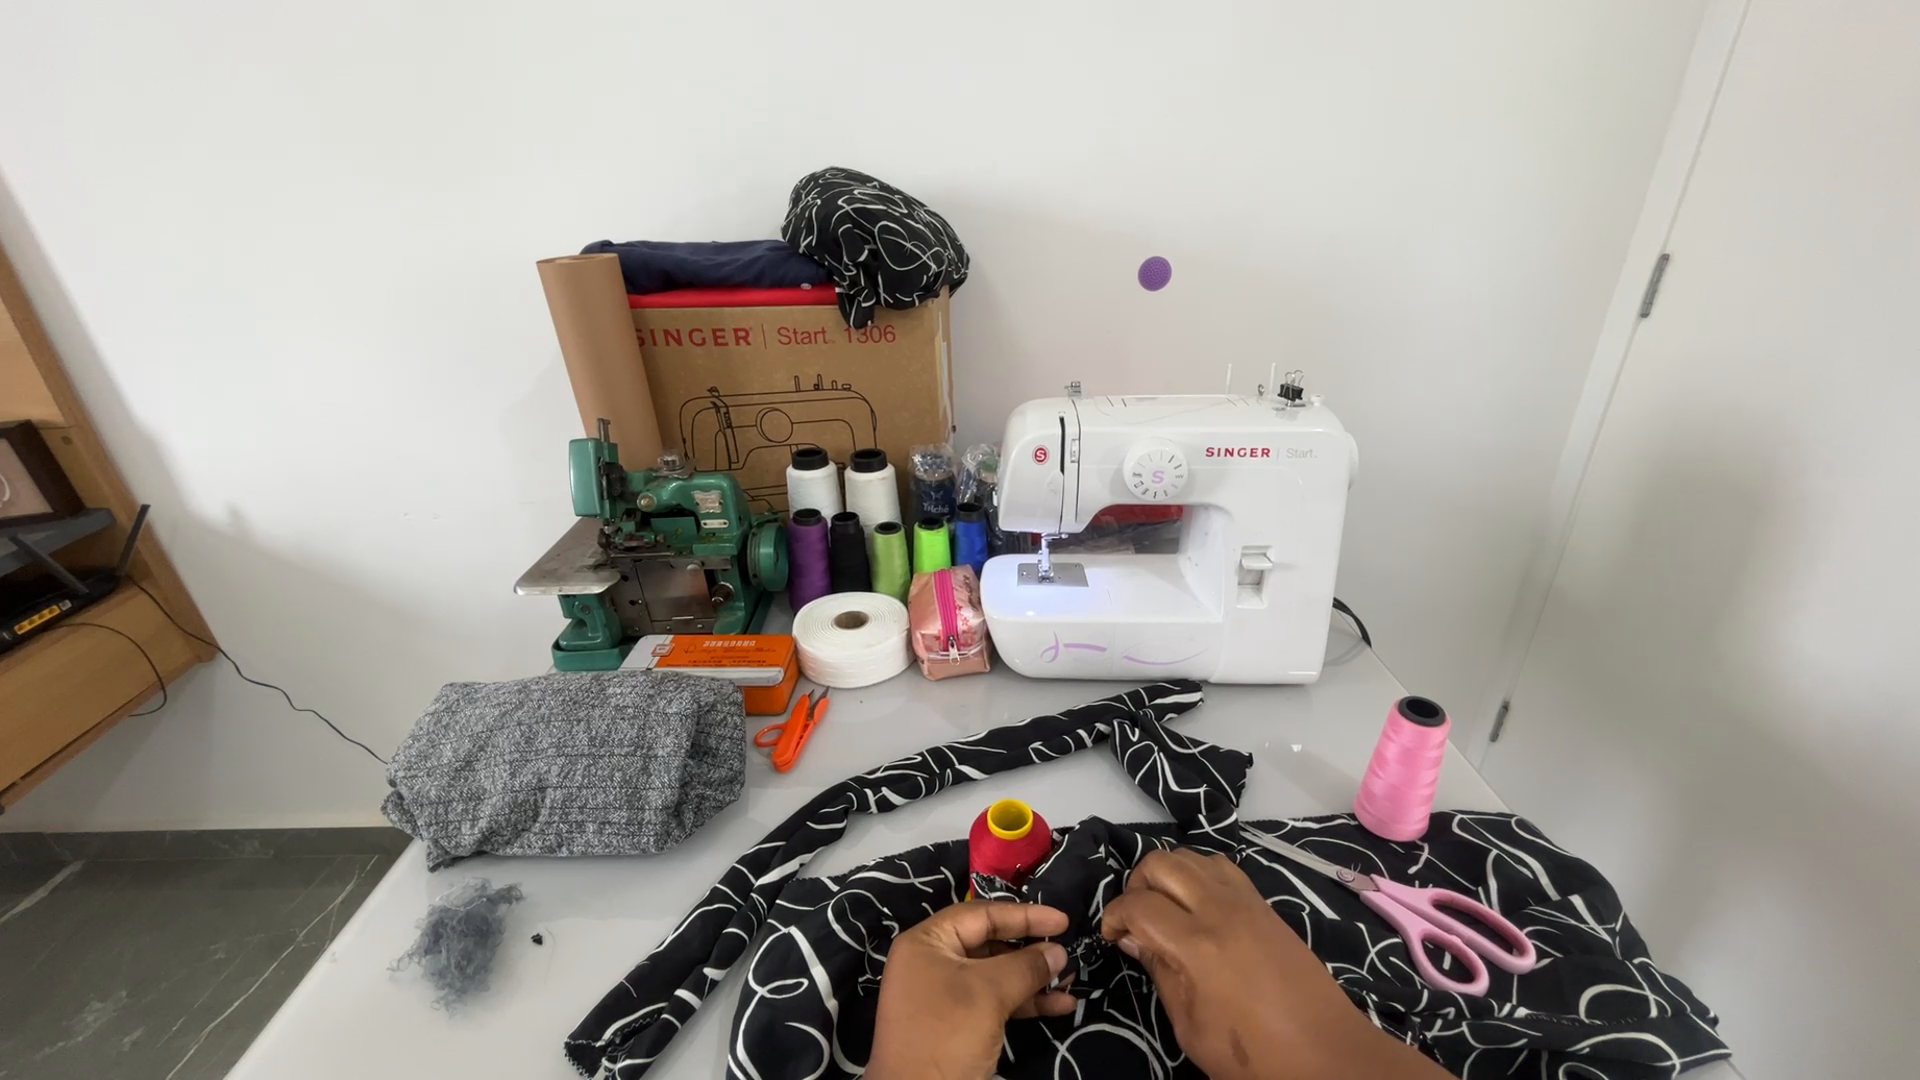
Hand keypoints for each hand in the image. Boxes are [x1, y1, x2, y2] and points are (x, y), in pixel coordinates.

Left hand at [866, 901, 1073, 1079]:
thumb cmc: (947, 1035)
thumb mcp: (988, 994)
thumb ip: (1025, 966)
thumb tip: (1058, 952)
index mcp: (927, 941)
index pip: (981, 914)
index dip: (1024, 915)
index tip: (1062, 920)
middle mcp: (932, 961)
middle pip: (989, 943)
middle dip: (1030, 949)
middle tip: (1066, 950)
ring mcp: (943, 995)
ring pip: (995, 975)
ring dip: (1033, 979)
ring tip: (1069, 982)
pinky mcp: (956, 1024)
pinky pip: (993, 1001)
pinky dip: (1024, 1002)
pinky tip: (1058, 1006)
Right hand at [1101, 848, 1449, 1079]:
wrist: (1333, 1058)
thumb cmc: (1257, 1059)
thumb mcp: (1193, 1030)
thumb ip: (1160, 974)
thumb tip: (1133, 940)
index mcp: (1198, 946)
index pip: (1139, 905)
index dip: (1115, 915)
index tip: (1111, 934)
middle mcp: (1219, 910)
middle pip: (1161, 863)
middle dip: (1136, 884)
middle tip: (1136, 917)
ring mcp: (1245, 902)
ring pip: (1191, 857)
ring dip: (1167, 873)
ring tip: (1164, 906)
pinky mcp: (1265, 904)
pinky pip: (1221, 867)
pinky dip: (1198, 873)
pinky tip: (1197, 903)